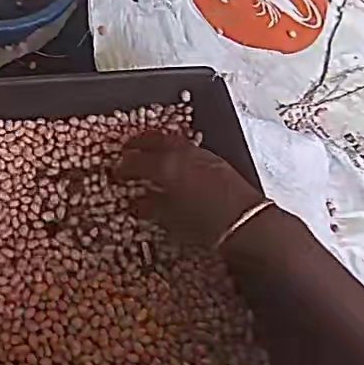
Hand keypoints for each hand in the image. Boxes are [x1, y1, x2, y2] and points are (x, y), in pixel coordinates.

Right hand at [116, 132, 267, 247]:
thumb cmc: (206, 224)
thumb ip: (152, 207)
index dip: (124, 166)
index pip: (137, 161)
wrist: (246, 223)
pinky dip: (176, 151)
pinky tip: (175, 162)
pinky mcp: (215, 160)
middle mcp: (183, 155)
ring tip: (149, 152)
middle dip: (138, 143)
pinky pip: (188, 148)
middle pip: (154, 140)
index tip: (117, 170)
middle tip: (127, 149)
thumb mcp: (172, 218)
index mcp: (166, 167)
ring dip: (158, 144)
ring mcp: (201, 154)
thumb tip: (137, 204)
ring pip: (173, 141)